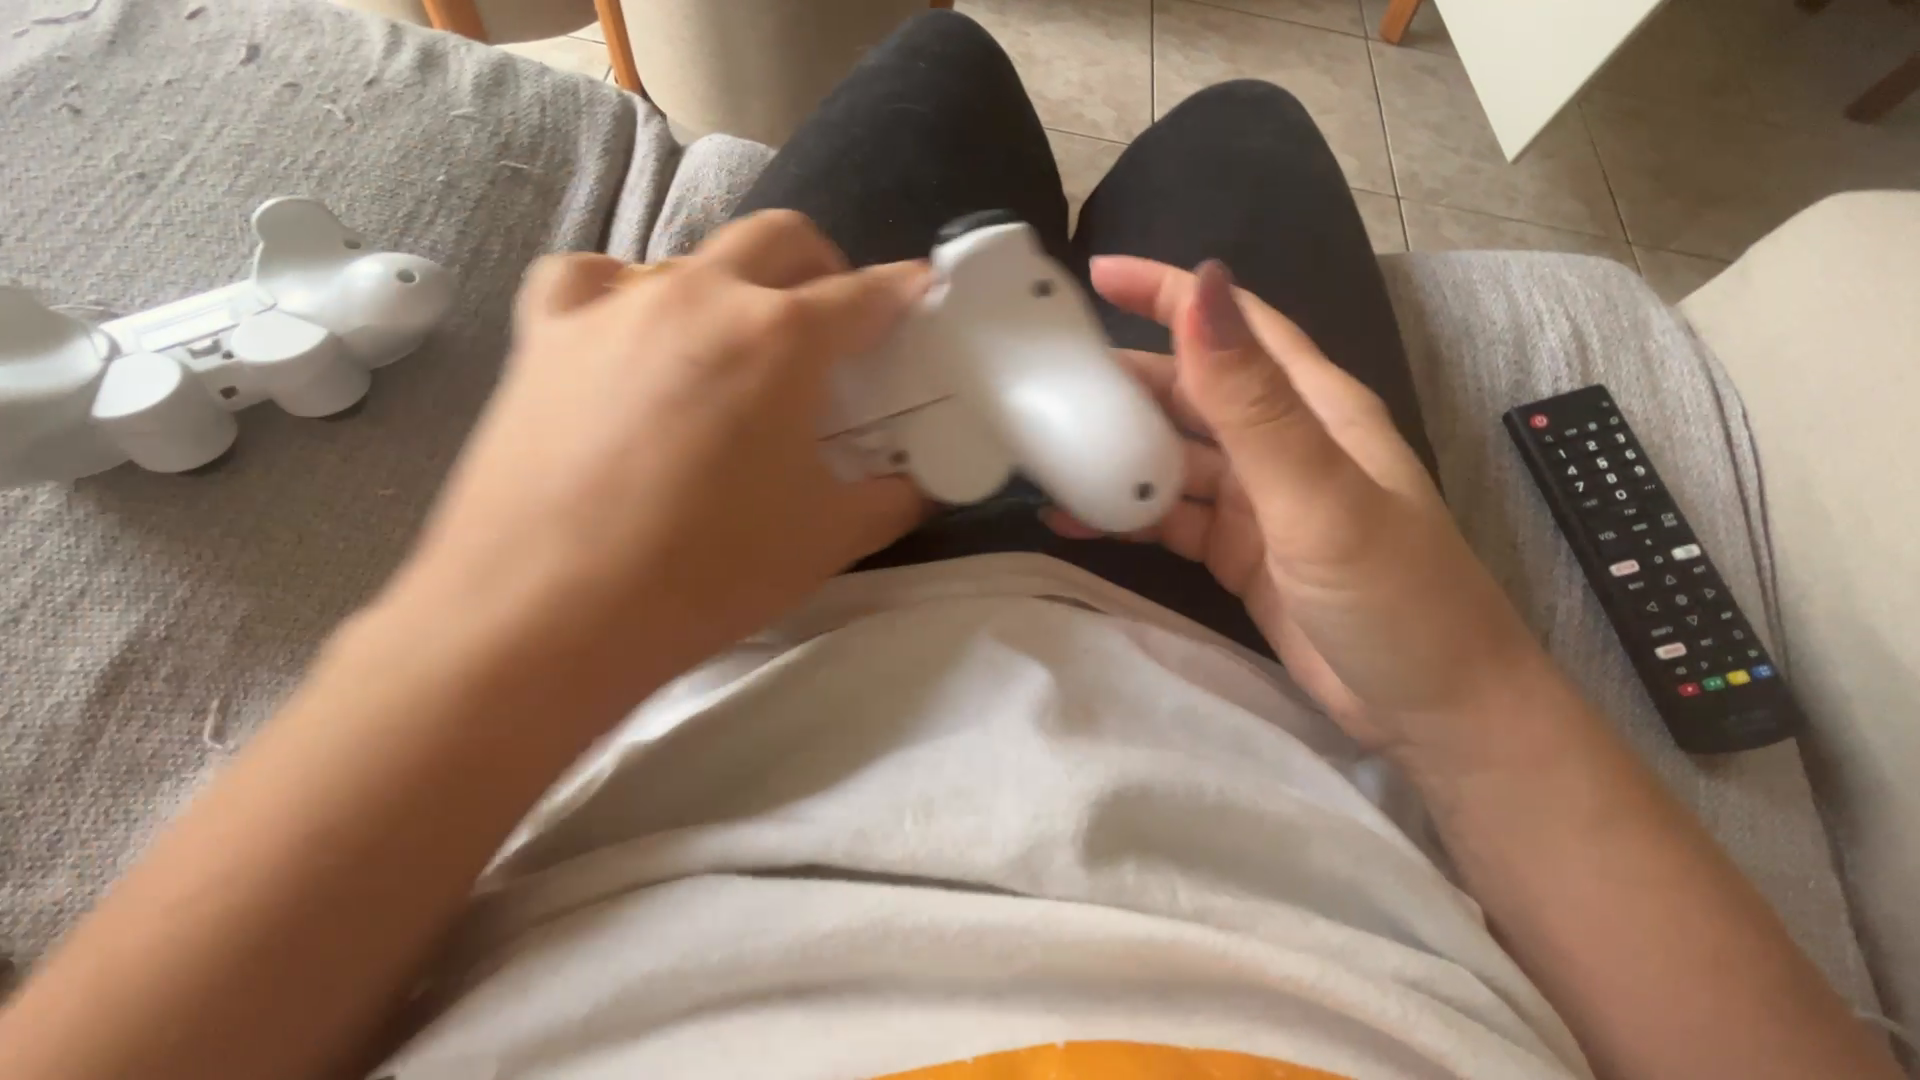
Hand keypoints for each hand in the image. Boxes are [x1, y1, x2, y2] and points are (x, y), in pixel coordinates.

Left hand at [385, 211, 927, 700]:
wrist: (545, 616)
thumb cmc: (704, 575)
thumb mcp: (828, 541)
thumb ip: (891, 499)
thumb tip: (914, 483)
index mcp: (781, 339)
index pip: (866, 295)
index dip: (905, 293)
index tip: (921, 296)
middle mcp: (701, 296)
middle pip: (781, 238)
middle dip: (824, 266)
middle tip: (832, 327)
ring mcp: (615, 307)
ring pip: (691, 257)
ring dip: (732, 288)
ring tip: (733, 353)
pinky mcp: (545, 335)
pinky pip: (592, 281)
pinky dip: (625, 295)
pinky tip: (632, 338)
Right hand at [1051, 257, 1552, 754]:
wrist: (1434, 713)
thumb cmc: (1396, 597)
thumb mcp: (1319, 495)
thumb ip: (1253, 401)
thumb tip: (1201, 288)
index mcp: (1312, 408)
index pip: (1233, 324)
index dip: (1169, 292)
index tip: (1096, 275)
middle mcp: (1281, 445)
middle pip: (1189, 393)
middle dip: (1122, 383)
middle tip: (1045, 386)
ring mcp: (1258, 503)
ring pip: (1172, 459)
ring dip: (1116, 455)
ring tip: (1045, 455)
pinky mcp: (1239, 555)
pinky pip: (1170, 520)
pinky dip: (1126, 517)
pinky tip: (1073, 521)